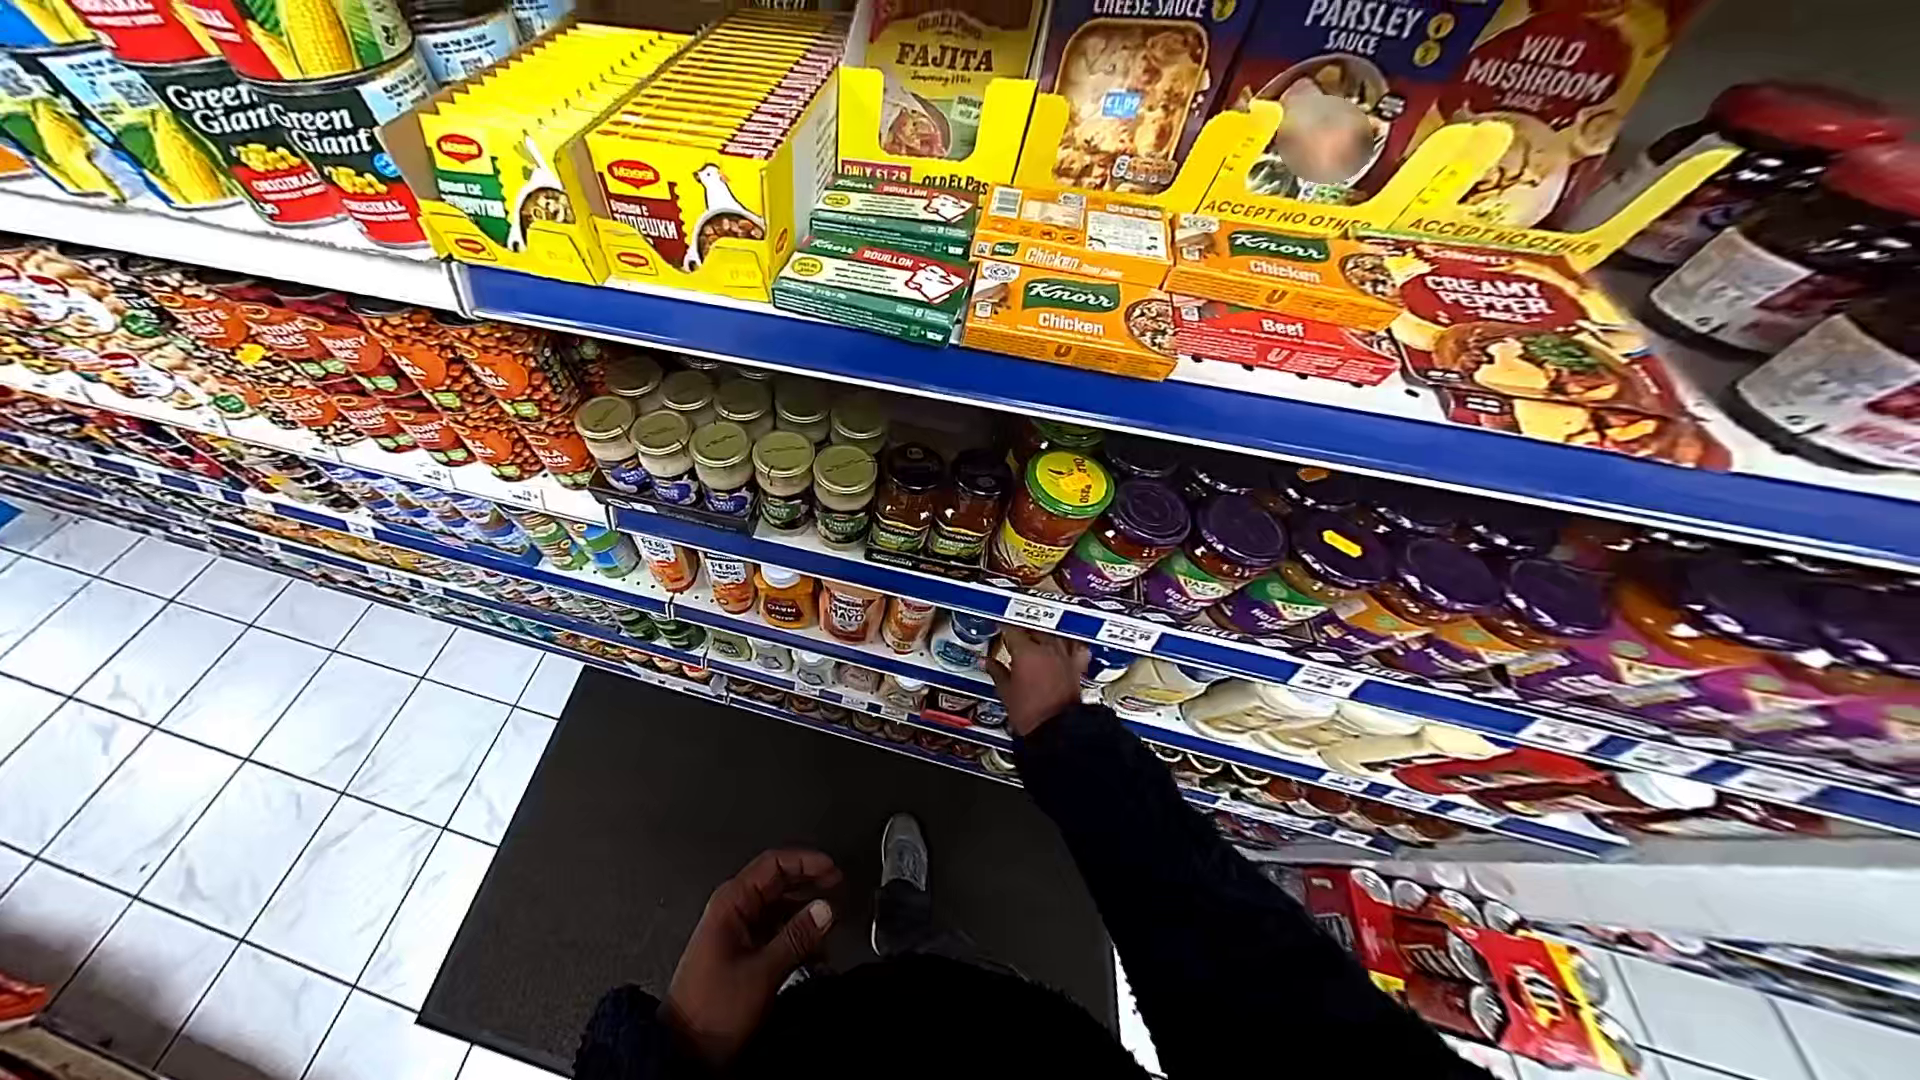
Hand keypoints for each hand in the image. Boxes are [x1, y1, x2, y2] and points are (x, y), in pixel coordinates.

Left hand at [662, 848, 842, 1067]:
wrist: (682, 1054)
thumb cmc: (709, 1010)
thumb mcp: (761, 972)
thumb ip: (797, 936)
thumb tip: (825, 908)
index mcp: (731, 902)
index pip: (774, 863)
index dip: (806, 861)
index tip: (831, 869)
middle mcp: (734, 910)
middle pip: (779, 881)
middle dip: (810, 883)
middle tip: (837, 887)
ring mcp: (738, 929)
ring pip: (780, 906)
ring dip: (806, 911)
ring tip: (829, 922)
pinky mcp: (743, 950)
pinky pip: (776, 928)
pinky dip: (797, 932)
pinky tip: (814, 948)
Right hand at [984, 627, 1088, 736]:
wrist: (1056, 732)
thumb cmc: (1032, 714)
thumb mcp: (1006, 691)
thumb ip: (996, 671)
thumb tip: (987, 663)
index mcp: (1026, 652)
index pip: (1012, 630)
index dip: (1003, 629)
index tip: (999, 629)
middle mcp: (1047, 650)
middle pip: (1034, 629)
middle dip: (1022, 630)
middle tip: (1013, 635)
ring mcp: (1064, 657)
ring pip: (1054, 633)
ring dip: (1044, 633)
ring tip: (1037, 637)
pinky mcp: (1076, 668)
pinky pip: (1077, 648)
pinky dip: (1071, 644)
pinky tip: (1066, 645)